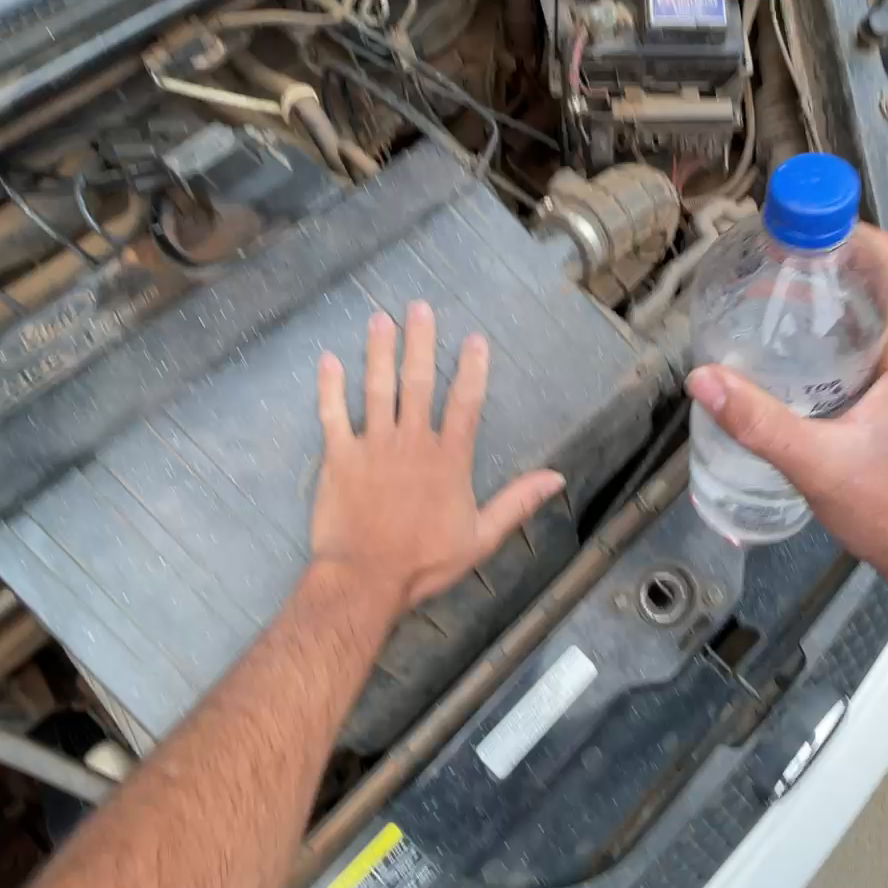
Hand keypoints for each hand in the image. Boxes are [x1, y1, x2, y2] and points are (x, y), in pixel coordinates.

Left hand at [310, 302, 565, 609]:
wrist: (365, 579)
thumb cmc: (426, 560)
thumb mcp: (482, 536)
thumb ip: (518, 501)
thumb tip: (557, 478)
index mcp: (449, 459)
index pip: (466, 403)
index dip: (473, 368)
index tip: (475, 338)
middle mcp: (413, 442)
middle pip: (419, 383)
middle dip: (420, 342)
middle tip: (419, 307)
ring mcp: (373, 446)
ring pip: (377, 389)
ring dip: (379, 351)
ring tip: (380, 319)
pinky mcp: (339, 458)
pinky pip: (333, 415)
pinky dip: (330, 387)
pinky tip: (329, 360)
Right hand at [685, 226, 887, 584]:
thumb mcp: (815, 463)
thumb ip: (757, 420)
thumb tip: (702, 378)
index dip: (850, 231)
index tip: (796, 232)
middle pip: (887, 272)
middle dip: (834, 254)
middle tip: (775, 262)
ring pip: (882, 302)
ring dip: (837, 287)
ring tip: (778, 292)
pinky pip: (876, 334)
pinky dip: (841, 321)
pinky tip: (797, 343)